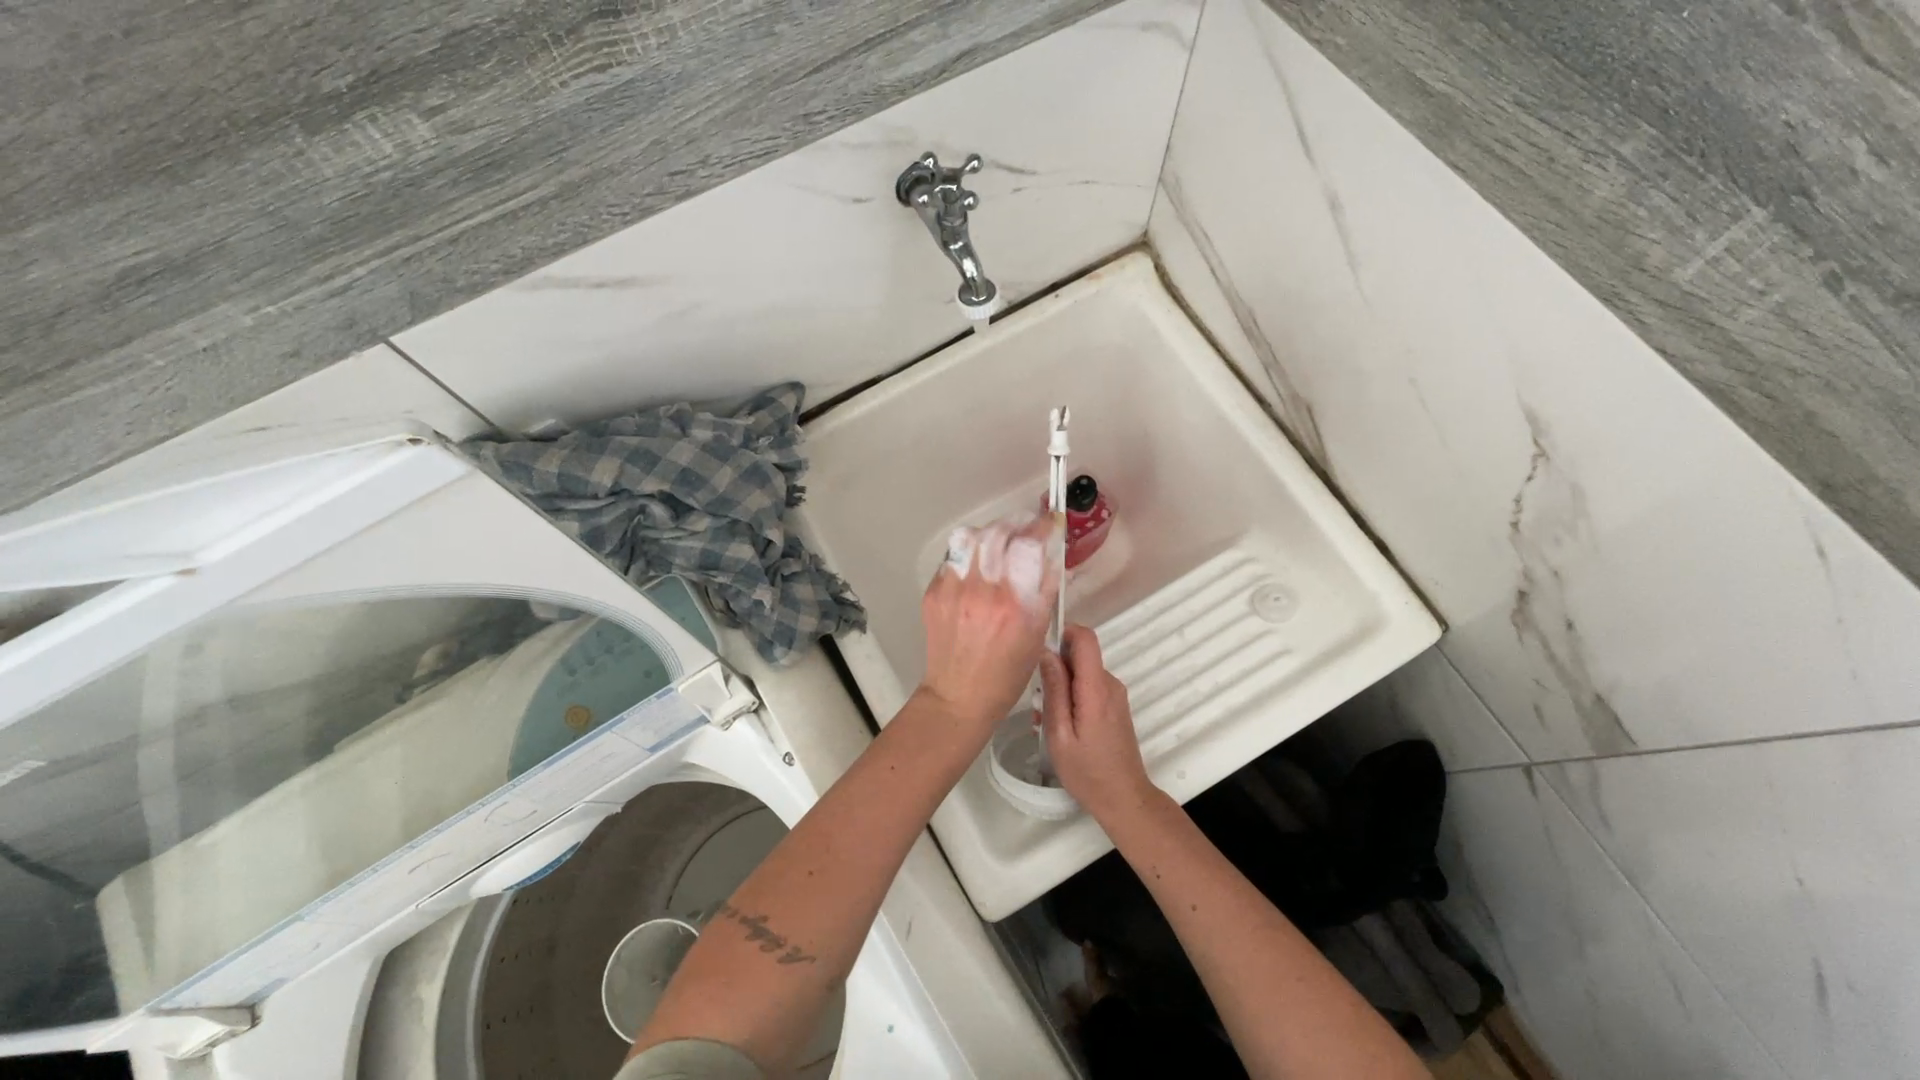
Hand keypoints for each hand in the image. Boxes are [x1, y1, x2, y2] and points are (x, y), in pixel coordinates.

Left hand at [917, 513, 1062, 738]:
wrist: (958, 696)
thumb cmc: (1006, 673)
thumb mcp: (1037, 633)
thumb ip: (1043, 590)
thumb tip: (1049, 554)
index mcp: (1015, 605)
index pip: (1031, 545)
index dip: (1042, 527)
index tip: (1049, 522)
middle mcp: (983, 592)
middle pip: (999, 533)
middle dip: (1017, 524)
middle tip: (1025, 527)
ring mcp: (954, 590)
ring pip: (972, 537)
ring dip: (990, 533)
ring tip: (1000, 541)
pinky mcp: (934, 592)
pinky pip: (953, 557)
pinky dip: (969, 552)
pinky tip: (977, 564)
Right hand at [1038, 625, 1158, 820]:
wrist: (1124, 797)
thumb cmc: (1087, 771)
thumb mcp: (1059, 733)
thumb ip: (1054, 690)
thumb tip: (1045, 653)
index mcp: (1096, 689)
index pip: (1085, 638)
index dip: (1063, 633)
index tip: (1040, 649)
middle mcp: (1110, 685)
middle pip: (1080, 656)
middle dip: (1054, 670)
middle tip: (1036, 702)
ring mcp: (1115, 695)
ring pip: (1082, 674)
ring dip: (1060, 688)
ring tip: (1045, 721)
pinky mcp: (1114, 706)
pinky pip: (1089, 688)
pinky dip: (1071, 699)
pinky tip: (1060, 727)